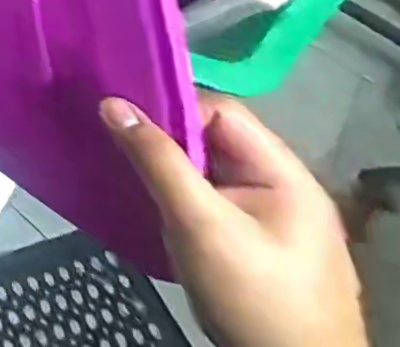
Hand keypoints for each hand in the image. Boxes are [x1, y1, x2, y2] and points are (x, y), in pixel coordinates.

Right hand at [101, 93, 365, 346]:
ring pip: (207, 163)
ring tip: (126, 161)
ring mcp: (271, 215)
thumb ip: (157, 159)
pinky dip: (175, 184)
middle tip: (117, 136)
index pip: (222, 113)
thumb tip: (113, 103)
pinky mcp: (253, 236)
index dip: (173, 106)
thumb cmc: (255, 296)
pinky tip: (150, 193)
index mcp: (286, 177)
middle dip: (164, 133)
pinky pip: (207, 190)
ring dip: (167, 160)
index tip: (126, 116)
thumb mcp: (199, 223)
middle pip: (214, 136)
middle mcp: (284, 187)